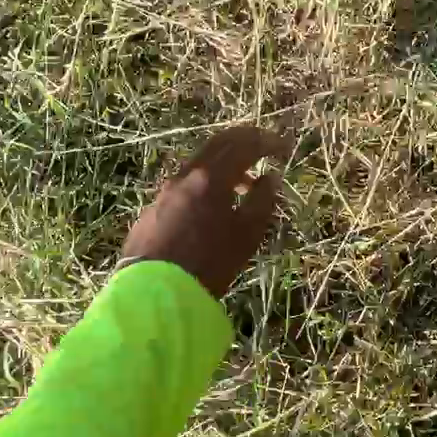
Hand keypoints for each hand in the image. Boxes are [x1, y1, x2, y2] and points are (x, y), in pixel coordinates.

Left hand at [121, 125, 289, 295]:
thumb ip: (263, 200)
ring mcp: (165, 190)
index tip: (284, 147)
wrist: (152, 296)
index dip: (268, 142)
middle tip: (264, 145)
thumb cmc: (209, 263)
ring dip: (224, 163)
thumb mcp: (247, 234)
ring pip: (200, 162)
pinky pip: (185, 183)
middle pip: (219, 143)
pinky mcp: (152, 209)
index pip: (245, 145)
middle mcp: (186, 175)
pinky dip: (205, 181)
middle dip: (245, 140)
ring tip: (242, 182)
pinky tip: (212, 204)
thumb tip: (269, 178)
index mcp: (212, 176)